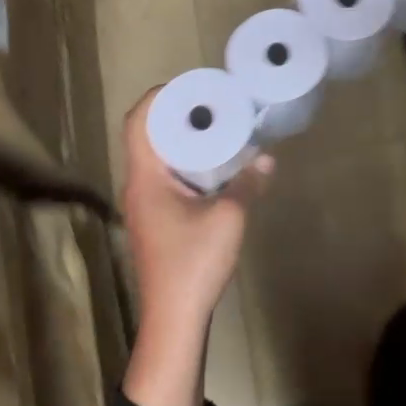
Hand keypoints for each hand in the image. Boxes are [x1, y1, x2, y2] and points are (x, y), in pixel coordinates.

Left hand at [118, 86, 273, 405]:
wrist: (174, 320)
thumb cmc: (193, 263)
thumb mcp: (228, 218)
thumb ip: (247, 183)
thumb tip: (267, 158)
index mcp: (146, 177)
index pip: (138, 122)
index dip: (159, 97)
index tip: (190, 86)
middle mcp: (138, 186)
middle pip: (147, 136)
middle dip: (176, 114)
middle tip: (211, 102)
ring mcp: (145, 206)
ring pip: (158, 158)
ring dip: (182, 140)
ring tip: (216, 126)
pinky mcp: (156, 221)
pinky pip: (166, 177)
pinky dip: (186, 162)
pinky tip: (214, 165)